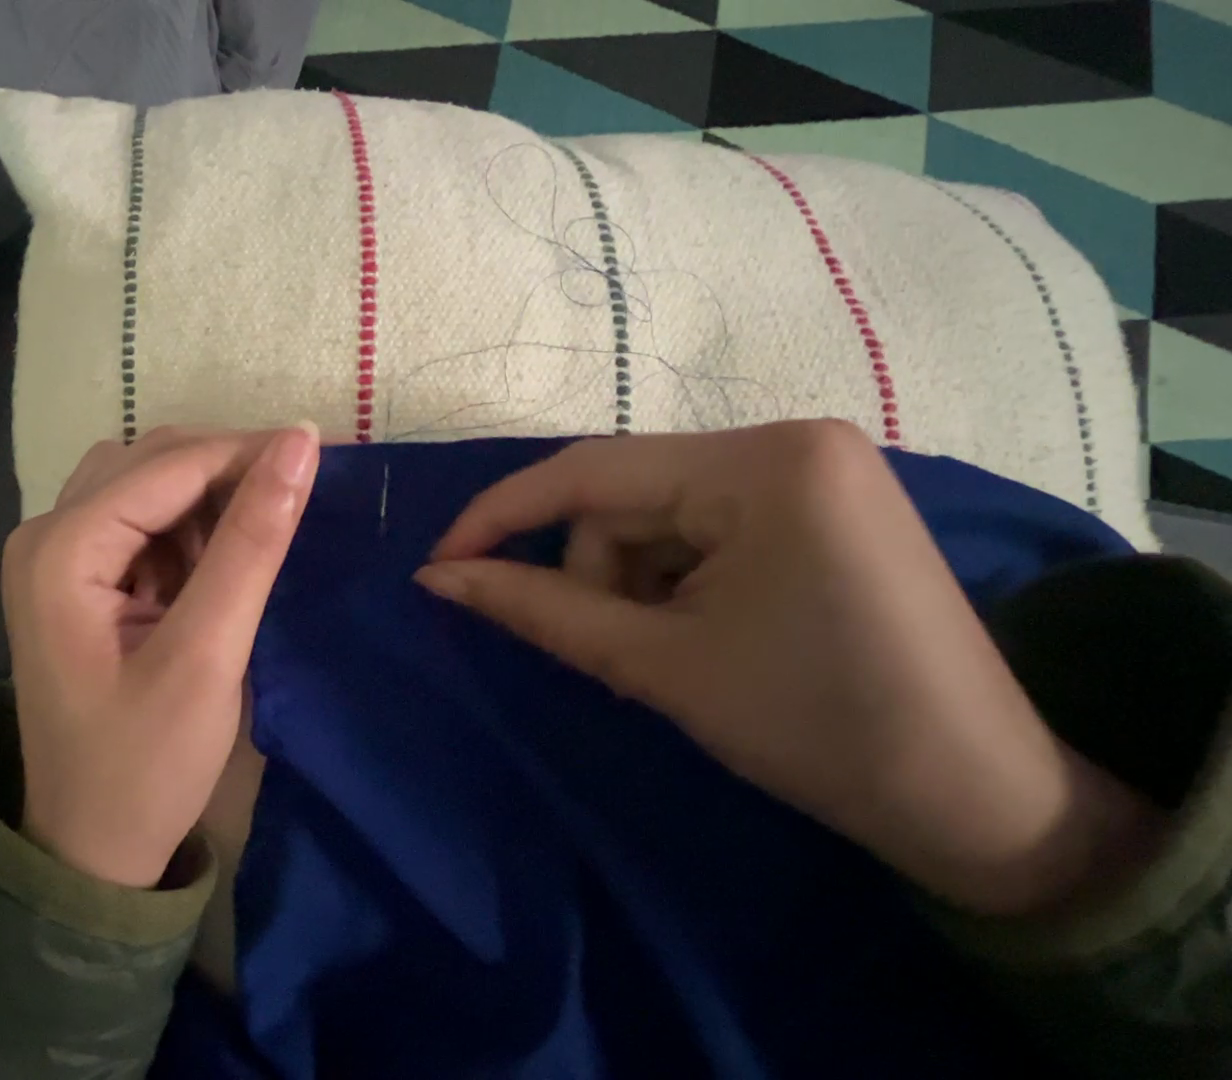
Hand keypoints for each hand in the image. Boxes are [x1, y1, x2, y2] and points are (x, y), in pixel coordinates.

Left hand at [2, 425, 319, 888]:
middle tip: (299, 498)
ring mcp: (56, 556)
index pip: (168, 465)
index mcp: (61, 550)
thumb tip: (300, 445)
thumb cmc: (147, 764)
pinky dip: (189, 530)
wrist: (93, 846)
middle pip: (151, 463)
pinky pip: (141, 522)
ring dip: (209, 500)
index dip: (249, 451)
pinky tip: (219, 567)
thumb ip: (252, 544)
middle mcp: (46, 536)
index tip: (325, 453)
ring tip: (257, 542)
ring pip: (148, 485)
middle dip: (228, 471)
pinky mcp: (76, 579)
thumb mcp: (207, 654)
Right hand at [419, 420, 1162, 915]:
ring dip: (634, 584)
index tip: (439, 565)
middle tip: (615, 653)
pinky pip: (704, 528)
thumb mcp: (657, 663)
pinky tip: (700, 635)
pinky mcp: (821, 508)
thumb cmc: (813, 727)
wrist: (979, 802)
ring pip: (659, 517)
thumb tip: (438, 579)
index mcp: (762, 463)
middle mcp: (791, 442)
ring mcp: (813, 472)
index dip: (501, 515)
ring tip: (667, 656)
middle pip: (626, 497)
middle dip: (595, 574)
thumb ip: (537, 609)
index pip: (590, 471)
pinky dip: (674, 581)